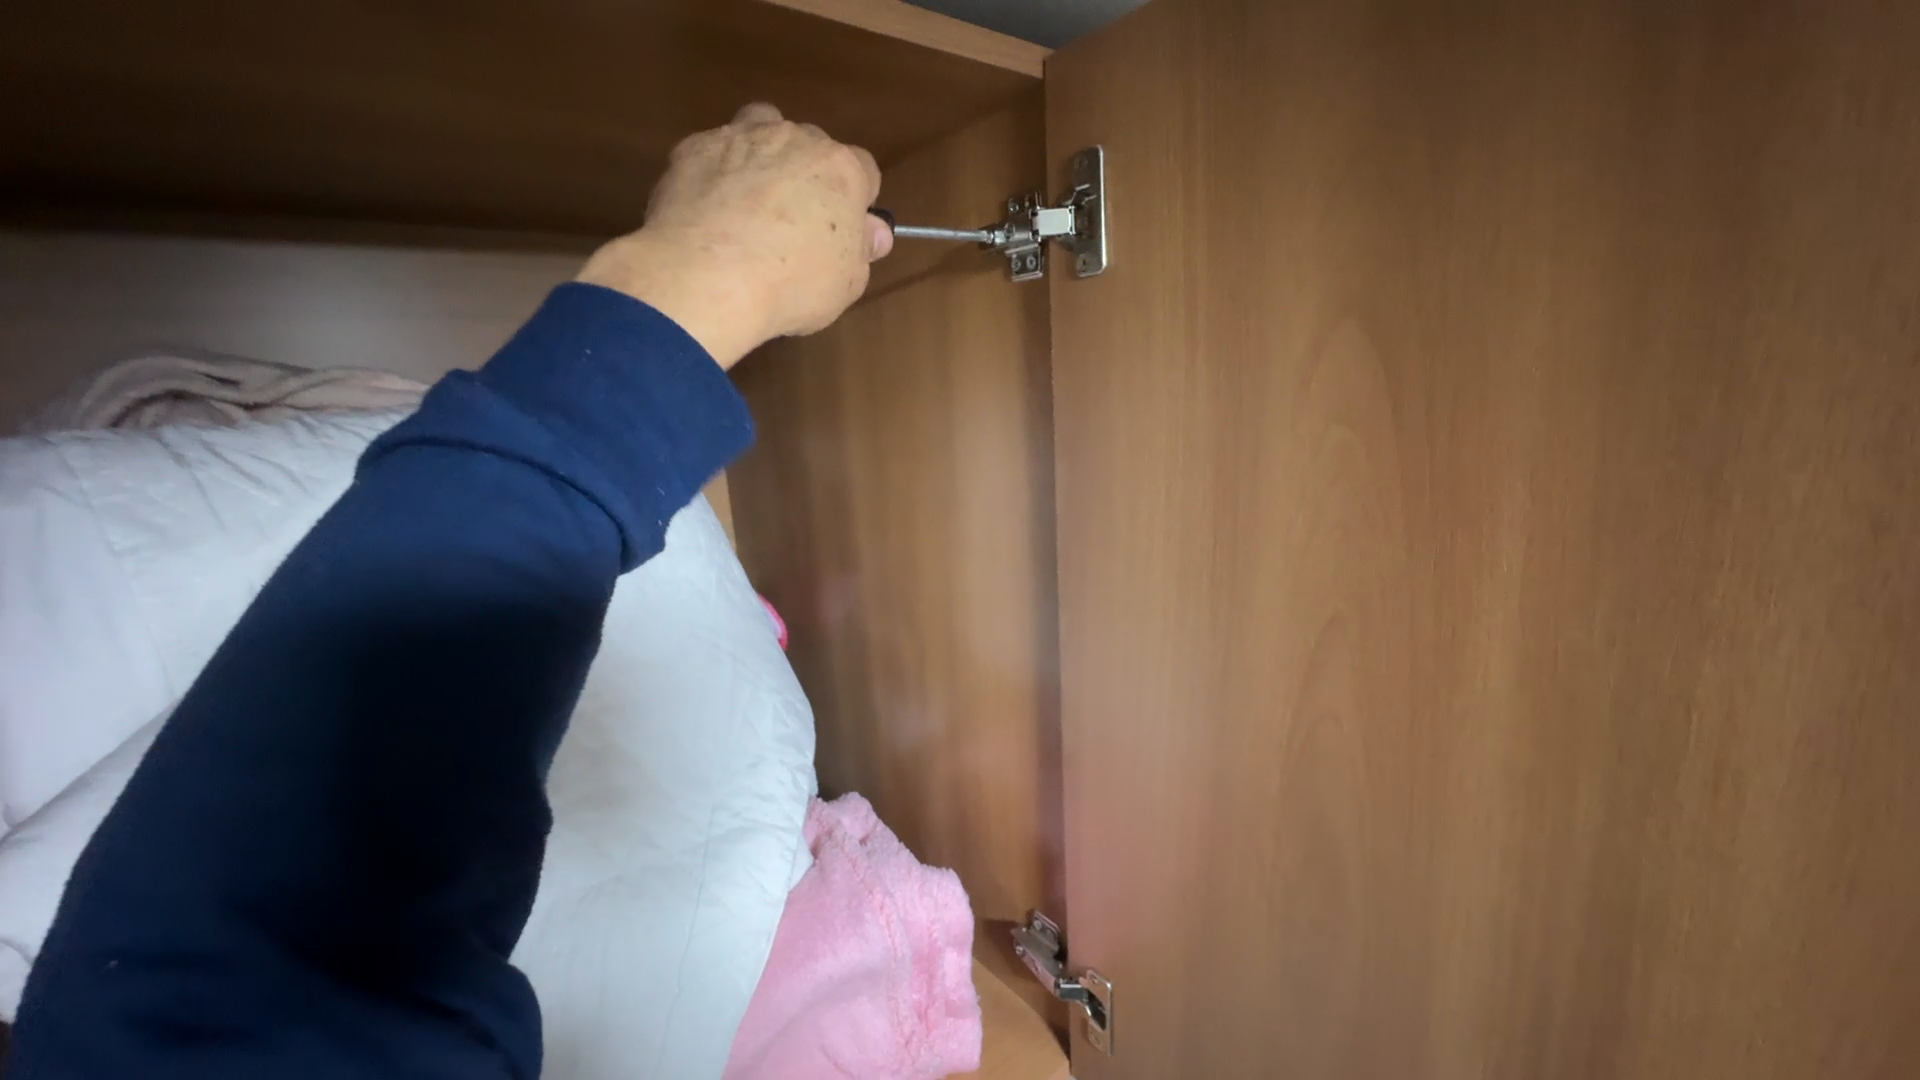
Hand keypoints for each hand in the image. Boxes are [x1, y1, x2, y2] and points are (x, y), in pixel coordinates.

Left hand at [577, 103, 893, 369]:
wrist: (710, 277)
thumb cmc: (794, 284)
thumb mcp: (847, 282)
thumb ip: (863, 249)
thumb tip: (876, 232)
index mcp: (841, 170)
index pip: (864, 170)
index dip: (856, 200)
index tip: (846, 229)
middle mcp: (794, 140)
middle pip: (812, 145)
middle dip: (808, 176)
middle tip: (795, 222)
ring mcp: (740, 138)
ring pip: (760, 126)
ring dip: (763, 153)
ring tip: (751, 198)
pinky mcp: (693, 149)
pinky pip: (713, 153)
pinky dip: (716, 175)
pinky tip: (709, 212)